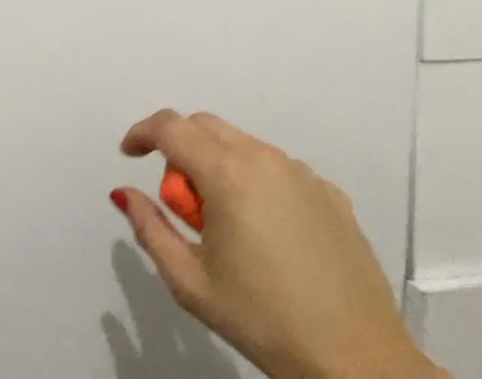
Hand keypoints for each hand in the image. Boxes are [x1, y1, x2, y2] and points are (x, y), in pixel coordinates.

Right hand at [112, 111, 446, 378]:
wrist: (355, 359)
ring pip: (244, 145)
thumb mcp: (189, 281)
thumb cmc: (262, 319)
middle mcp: (266, 160)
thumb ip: (149, 228)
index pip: (171, 127)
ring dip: (219, 165)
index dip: (142, 133)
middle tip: (180, 203)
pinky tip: (267, 234)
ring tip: (226, 224)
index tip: (129, 155)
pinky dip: (258, 183)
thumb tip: (125, 193)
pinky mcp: (332, 194)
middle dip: (179, 148)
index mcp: (227, 174)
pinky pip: (279, 169)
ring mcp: (304, 174)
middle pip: (206, 126)